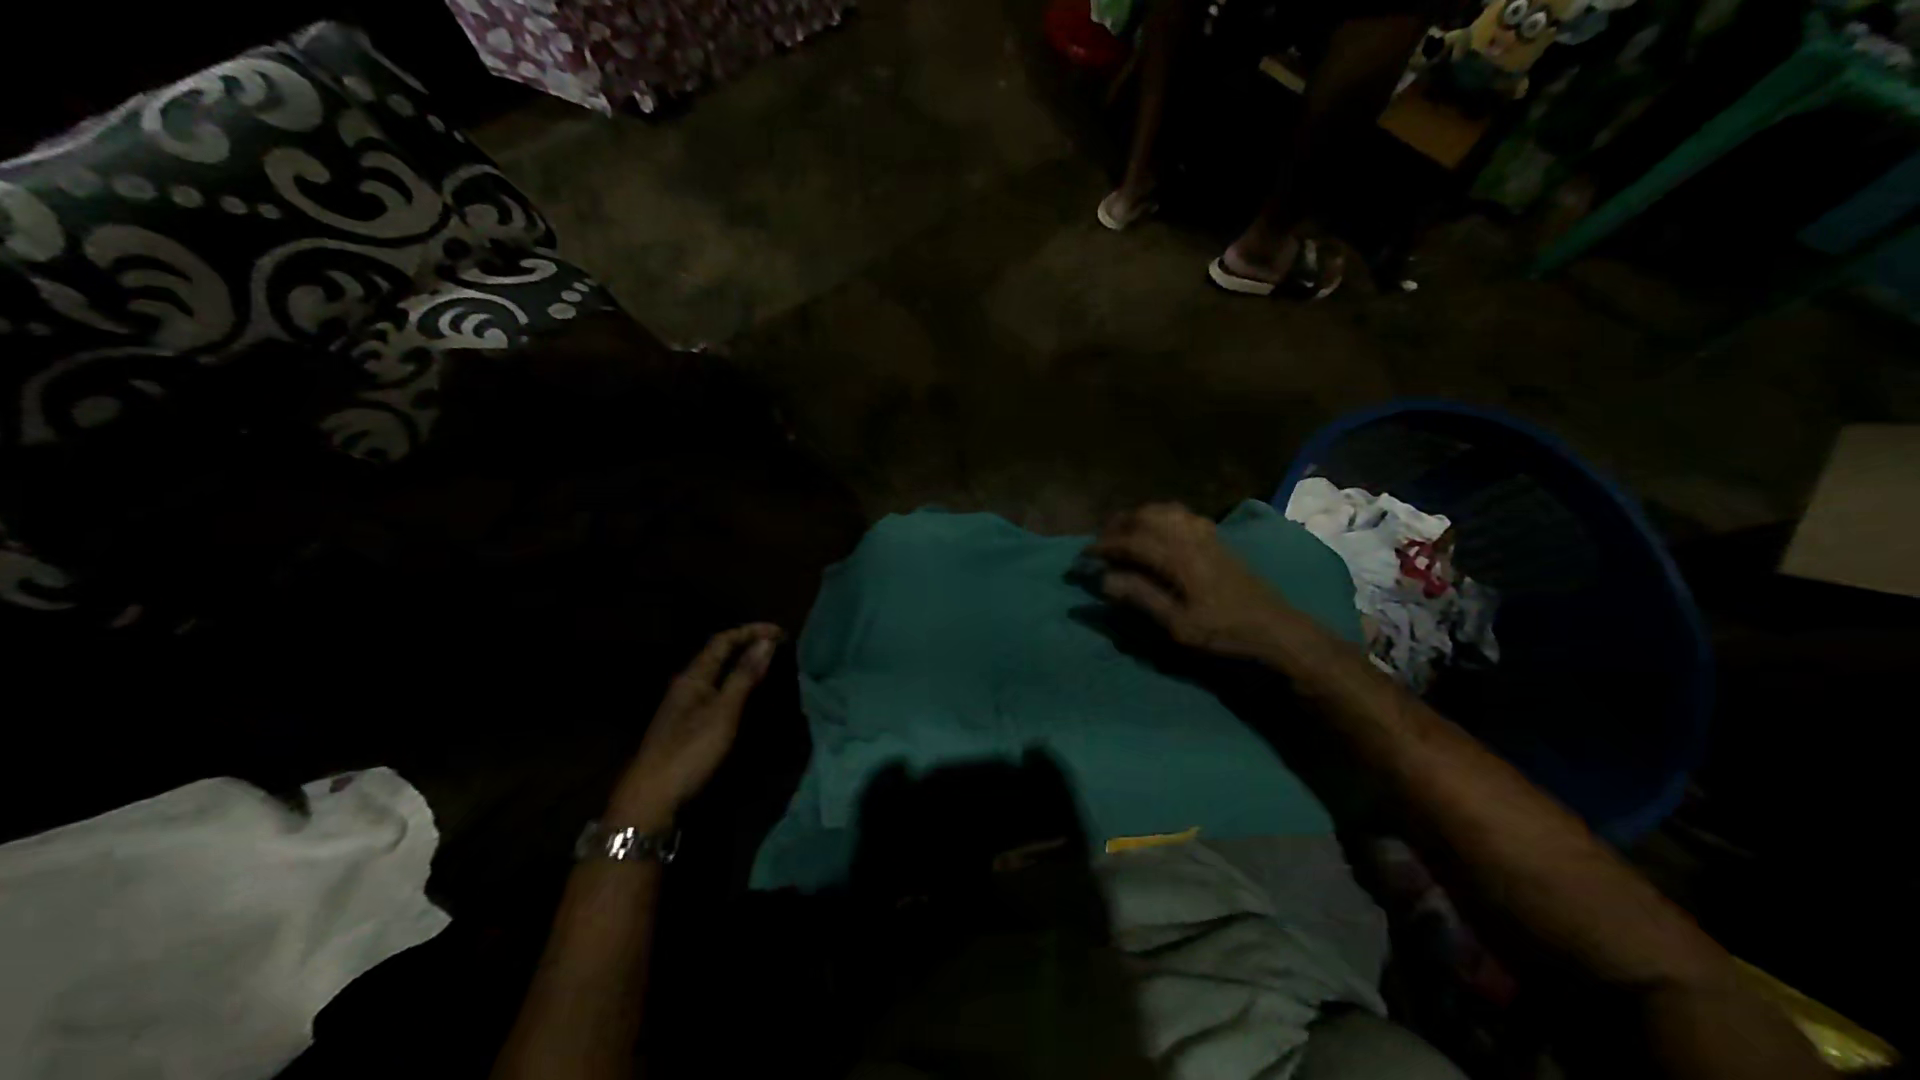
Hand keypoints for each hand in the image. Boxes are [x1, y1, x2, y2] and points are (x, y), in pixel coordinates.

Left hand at [607, 623, 783, 826]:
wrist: (650, 799)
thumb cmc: (689, 752)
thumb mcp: (723, 712)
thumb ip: (744, 676)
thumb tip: (766, 642)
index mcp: (693, 676)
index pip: (723, 640)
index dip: (751, 631)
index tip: (781, 632)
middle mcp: (687, 685)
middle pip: (718, 654)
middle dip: (748, 645)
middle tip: (779, 647)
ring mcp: (685, 706)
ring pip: (717, 674)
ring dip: (742, 665)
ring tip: (769, 666)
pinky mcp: (687, 725)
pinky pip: (716, 692)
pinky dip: (736, 685)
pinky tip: (747, 696)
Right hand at [1087, 503, 1293, 659]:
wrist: (1276, 629)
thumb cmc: (1224, 632)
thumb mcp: (1177, 625)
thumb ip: (1140, 598)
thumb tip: (1104, 579)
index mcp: (1178, 558)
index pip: (1131, 541)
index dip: (1103, 546)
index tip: (1084, 556)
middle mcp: (1190, 537)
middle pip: (1146, 516)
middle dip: (1117, 526)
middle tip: (1099, 543)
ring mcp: (1206, 535)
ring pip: (1164, 510)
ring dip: (1138, 517)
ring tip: (1123, 534)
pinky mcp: (1217, 539)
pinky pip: (1182, 514)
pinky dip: (1160, 517)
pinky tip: (1157, 533)